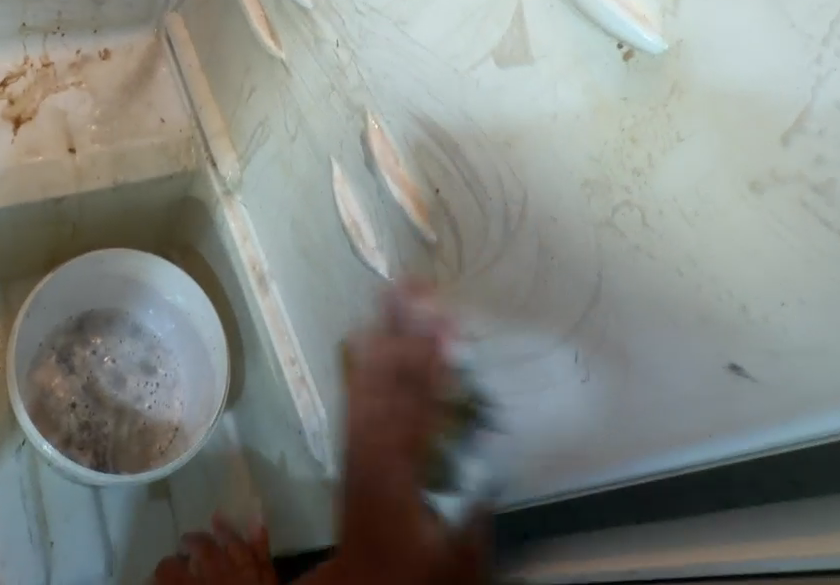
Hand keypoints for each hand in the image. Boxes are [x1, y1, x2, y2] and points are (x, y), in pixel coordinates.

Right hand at [154, 515, 275, 583]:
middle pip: (204, 552)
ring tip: (216, 520)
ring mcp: (248, 577)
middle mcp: (220, 578)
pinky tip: (258, 524)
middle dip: (193, 543)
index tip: (155, 575)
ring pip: (235, 547)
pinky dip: (261, 540)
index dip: (162, 571)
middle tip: (184, 542)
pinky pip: (264, 558)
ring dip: (225, 532)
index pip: (171, 573)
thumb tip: (151, 584)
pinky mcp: (268, 582)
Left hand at [330, 283, 490, 584]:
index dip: (430, 361)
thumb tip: (487, 450)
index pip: (416, 403)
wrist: (365, 579)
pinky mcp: (351, 433)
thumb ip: (473, 500)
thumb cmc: (418, 565)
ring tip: (399, 287)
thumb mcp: (456, 546)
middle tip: (419, 284)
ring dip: (386, 329)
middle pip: (387, 373)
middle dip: (404, 328)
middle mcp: (372, 441)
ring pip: (368, 370)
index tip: (446, 323)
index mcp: (399, 469)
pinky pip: (357, 383)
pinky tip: (373, 327)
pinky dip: (369, 351)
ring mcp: (356, 433)